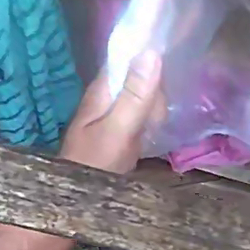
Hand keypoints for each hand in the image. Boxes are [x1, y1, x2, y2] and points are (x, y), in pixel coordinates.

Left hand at [60, 50, 163, 173]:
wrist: (78, 199)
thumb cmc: (95, 162)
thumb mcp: (118, 128)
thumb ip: (134, 95)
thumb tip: (152, 52)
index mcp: (103, 88)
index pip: (129, 53)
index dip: (151, 51)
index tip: (171, 60)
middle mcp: (108, 95)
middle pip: (142, 76)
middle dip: (157, 91)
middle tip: (155, 116)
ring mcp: (115, 112)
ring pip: (146, 97)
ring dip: (157, 109)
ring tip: (152, 130)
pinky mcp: (122, 129)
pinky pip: (144, 115)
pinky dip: (153, 121)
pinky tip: (153, 133)